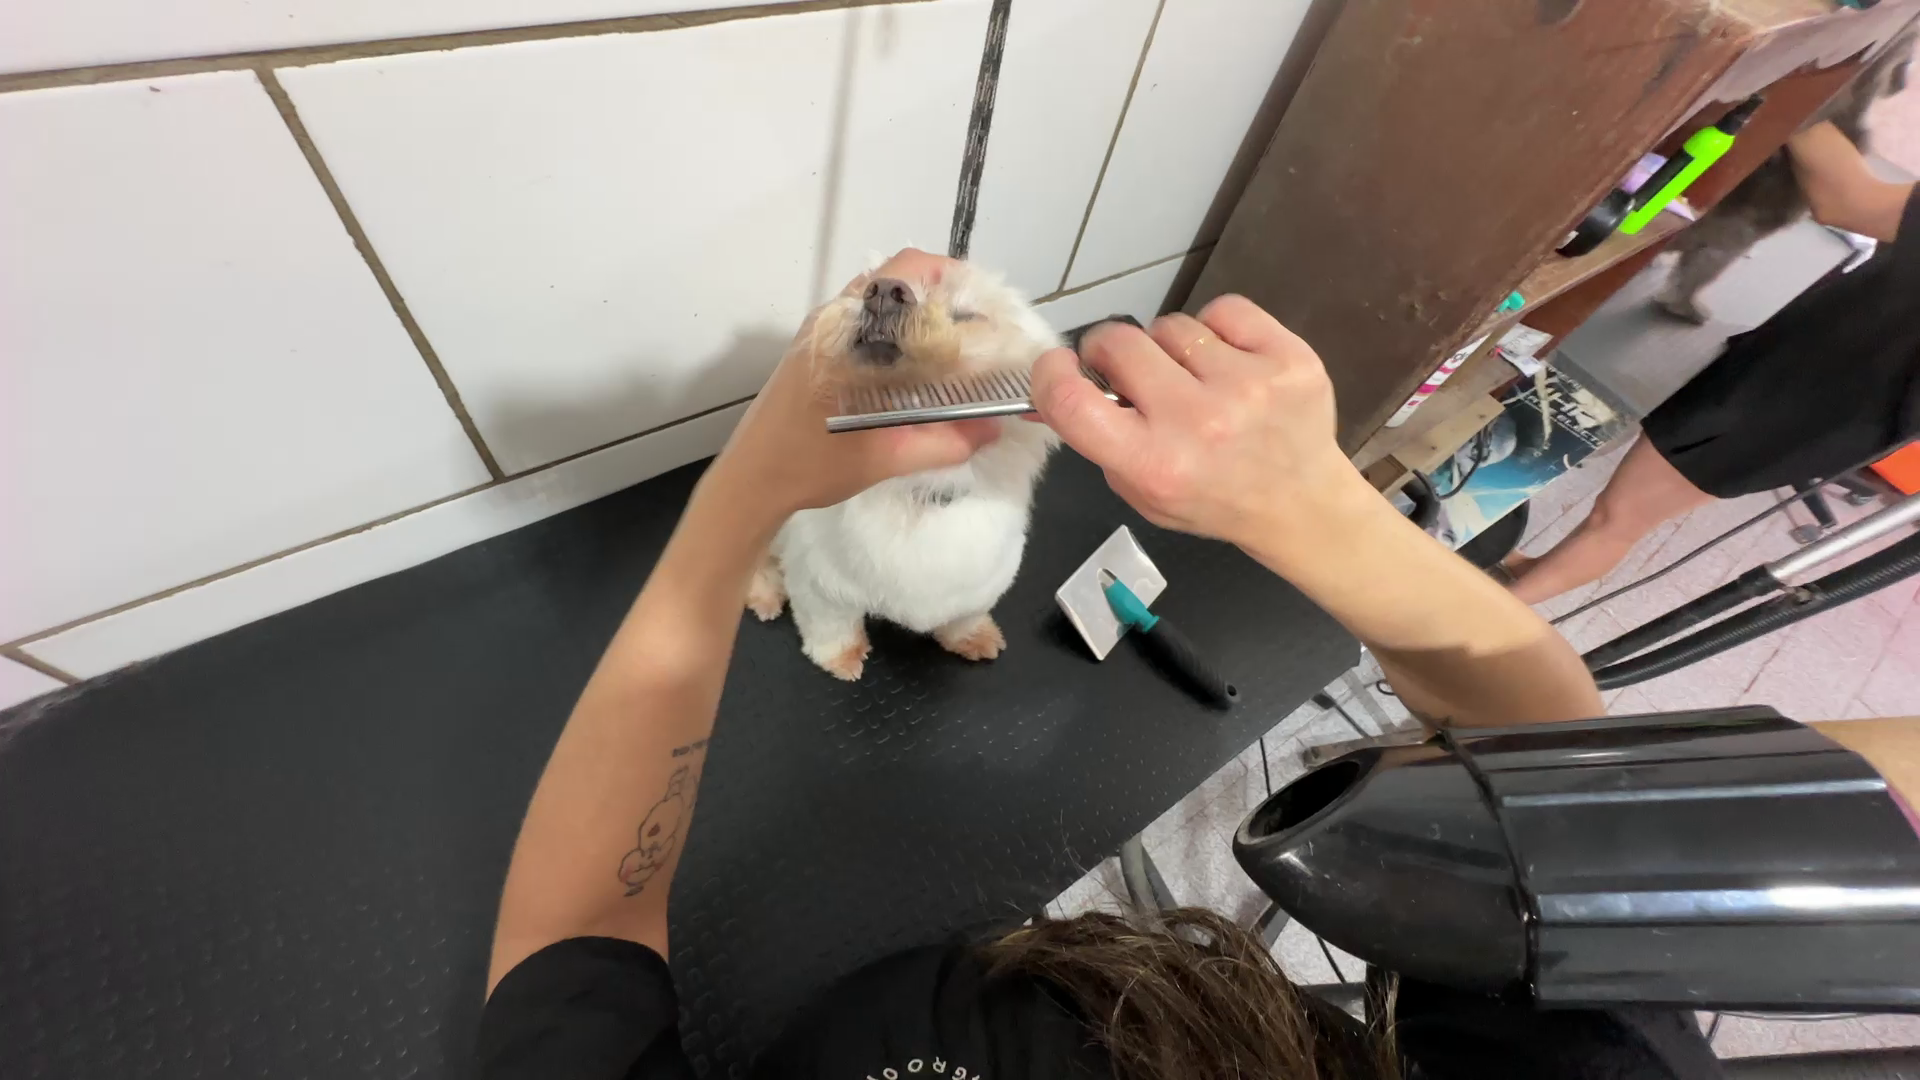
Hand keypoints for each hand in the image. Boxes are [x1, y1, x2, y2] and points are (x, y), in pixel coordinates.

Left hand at [708, 257, 1001, 517]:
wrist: (752, 480)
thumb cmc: (810, 467)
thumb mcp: (885, 460)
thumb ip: (944, 443)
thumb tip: (991, 429)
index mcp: (849, 335)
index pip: (907, 274)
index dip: (954, 280)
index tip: (987, 307)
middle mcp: (834, 319)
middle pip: (897, 274)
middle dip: (944, 288)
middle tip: (978, 322)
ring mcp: (822, 330)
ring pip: (881, 293)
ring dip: (920, 304)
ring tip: (954, 338)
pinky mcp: (817, 346)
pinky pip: (866, 316)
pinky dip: (899, 322)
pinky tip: (917, 359)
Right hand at [1030, 295, 1361, 547]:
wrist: (1300, 504)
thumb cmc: (1209, 502)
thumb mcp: (1139, 492)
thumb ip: (1100, 441)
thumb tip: (1060, 387)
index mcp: (1152, 464)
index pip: (1072, 401)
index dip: (1051, 373)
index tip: (1060, 367)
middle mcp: (1196, 421)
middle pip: (1119, 342)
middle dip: (1111, 352)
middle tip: (1128, 372)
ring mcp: (1247, 385)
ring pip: (1171, 325)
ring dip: (1168, 348)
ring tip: (1191, 378)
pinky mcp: (1288, 357)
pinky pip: (1222, 310)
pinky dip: (1215, 331)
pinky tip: (1227, 362)